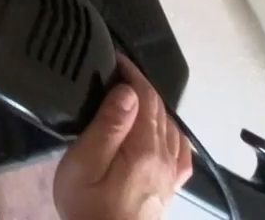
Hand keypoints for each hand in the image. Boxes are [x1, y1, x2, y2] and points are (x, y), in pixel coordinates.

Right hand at [53, 58, 193, 219]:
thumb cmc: (86, 206)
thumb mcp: (84, 164)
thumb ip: (108, 127)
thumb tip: (128, 93)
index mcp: (145, 150)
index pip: (147, 99)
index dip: (133, 74)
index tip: (114, 58)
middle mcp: (165, 161)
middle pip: (161, 111)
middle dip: (141, 85)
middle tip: (116, 70)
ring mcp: (171, 177)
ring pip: (172, 128)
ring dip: (155, 105)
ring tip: (130, 93)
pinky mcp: (169, 190)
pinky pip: (180, 152)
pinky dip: (171, 131)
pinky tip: (160, 130)